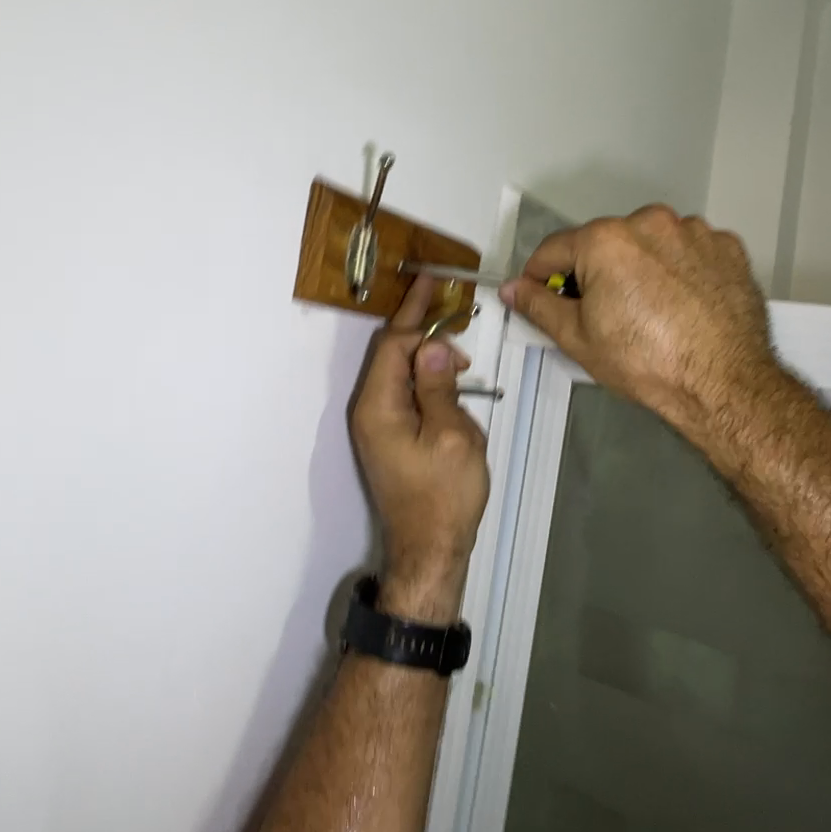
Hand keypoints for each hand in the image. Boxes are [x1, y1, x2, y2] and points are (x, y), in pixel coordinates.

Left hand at [348, 277, 490, 622]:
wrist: (429, 550)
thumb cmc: (444, 497)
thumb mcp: (452, 437)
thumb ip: (438, 387)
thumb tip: (431, 347)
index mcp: (379, 406)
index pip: (394, 344)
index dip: (415, 311)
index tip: (433, 281)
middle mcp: (369, 411)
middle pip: (391, 354)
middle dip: (420, 327)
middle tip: (452, 309)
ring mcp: (377, 426)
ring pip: (398, 373)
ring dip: (425, 355)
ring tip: (460, 355)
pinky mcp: (389, 438)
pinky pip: (403, 393)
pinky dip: (424, 378)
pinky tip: (448, 380)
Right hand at [501, 206, 791, 468]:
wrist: (723, 384)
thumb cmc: (653, 363)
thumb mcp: (577, 338)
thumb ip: (539, 305)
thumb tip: (516, 290)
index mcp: (606, 241)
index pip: (553, 250)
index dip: (539, 276)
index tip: (539, 292)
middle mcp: (650, 224)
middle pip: (603, 243)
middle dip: (594, 273)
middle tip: (599, 314)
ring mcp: (693, 232)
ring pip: (646, 244)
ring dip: (638, 268)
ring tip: (646, 312)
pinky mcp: (725, 248)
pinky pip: (686, 251)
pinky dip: (677, 270)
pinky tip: (677, 305)